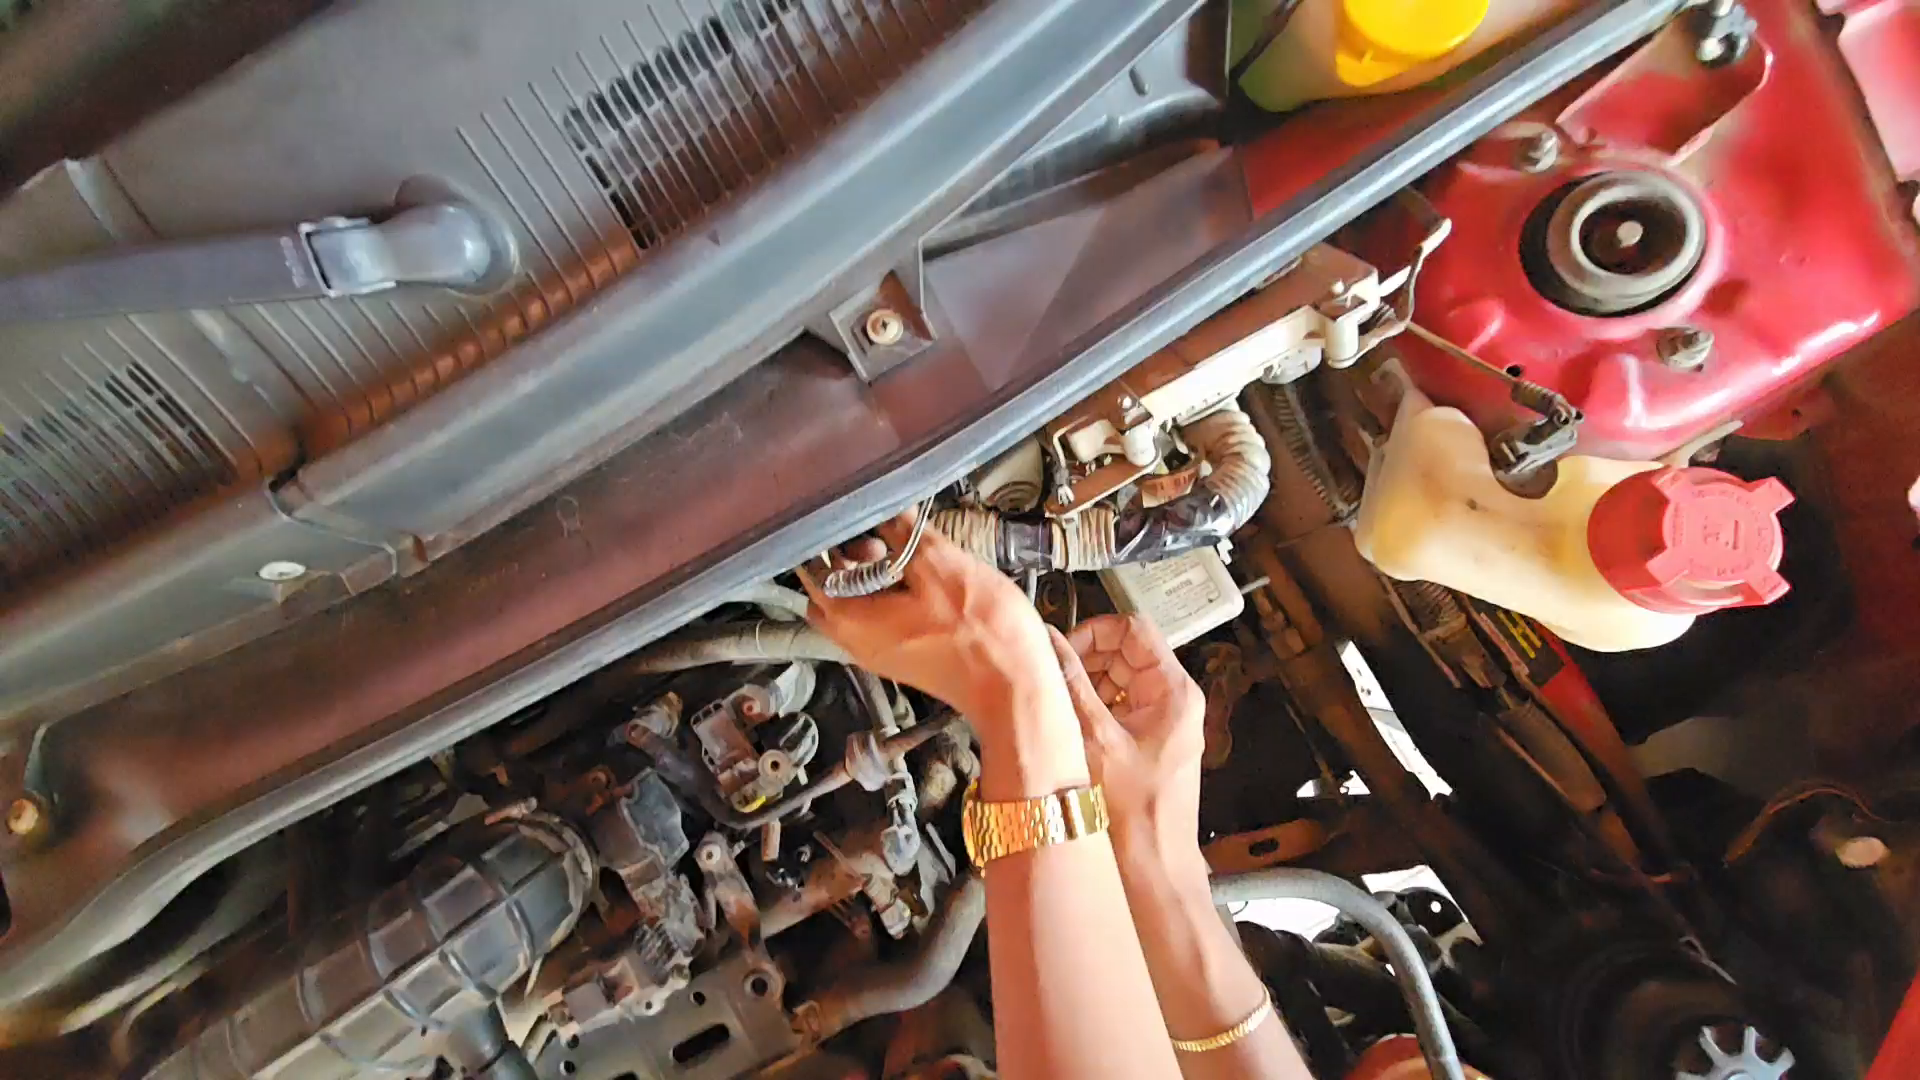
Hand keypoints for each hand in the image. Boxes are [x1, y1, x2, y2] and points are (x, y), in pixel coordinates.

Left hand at [800, 512, 1064, 726]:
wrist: (1016, 689)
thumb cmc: (982, 634)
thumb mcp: (939, 565)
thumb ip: (902, 531)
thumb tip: (883, 506)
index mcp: (852, 620)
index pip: (811, 574)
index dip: (828, 541)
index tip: (856, 522)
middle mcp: (857, 642)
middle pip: (829, 592)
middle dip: (846, 558)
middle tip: (879, 539)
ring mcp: (883, 652)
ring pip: (856, 606)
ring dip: (872, 576)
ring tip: (906, 557)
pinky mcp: (907, 655)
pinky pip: (880, 620)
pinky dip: (891, 595)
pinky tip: (925, 580)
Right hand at [1051, 614, 1205, 861]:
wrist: (1153, 875)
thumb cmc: (1130, 814)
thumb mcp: (1093, 739)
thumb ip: (1069, 683)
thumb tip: (1045, 640)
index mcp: (1173, 691)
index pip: (1133, 629)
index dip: (1094, 632)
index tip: (1062, 651)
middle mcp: (1175, 699)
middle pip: (1125, 652)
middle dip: (1085, 659)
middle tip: (1052, 679)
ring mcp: (1164, 721)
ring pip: (1119, 678)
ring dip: (1085, 684)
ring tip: (1057, 705)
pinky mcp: (1150, 741)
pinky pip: (1119, 705)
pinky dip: (1092, 706)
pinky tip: (1069, 726)